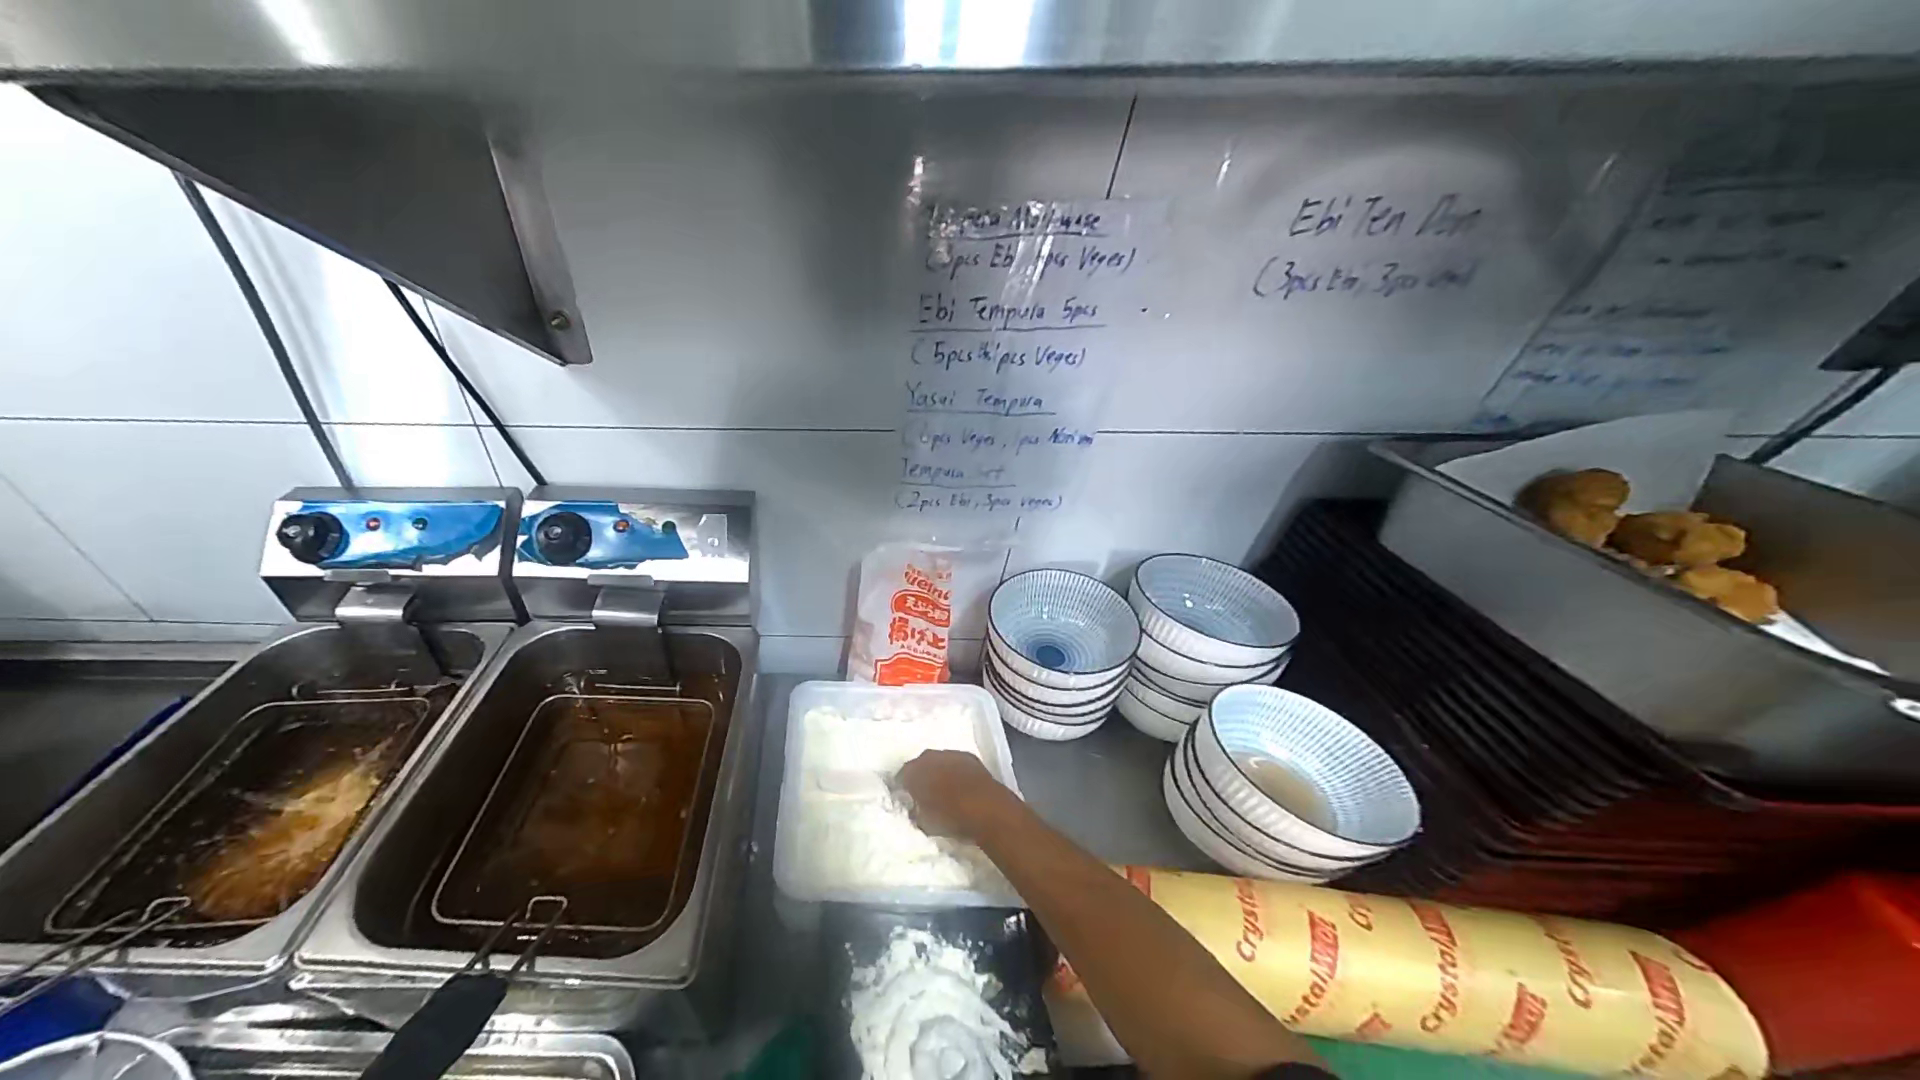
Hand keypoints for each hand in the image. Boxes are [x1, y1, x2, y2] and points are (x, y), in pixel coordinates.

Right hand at [895, 750, 1014, 841]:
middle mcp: (929, 757)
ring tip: (944, 788)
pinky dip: (955, 771)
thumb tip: (915, 808)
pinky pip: (955, 762)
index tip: (906, 797)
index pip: (902, 776)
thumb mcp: (925, 823)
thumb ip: (916, 812)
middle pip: (920, 765)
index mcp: (913, 772)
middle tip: (924, 793)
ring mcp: (950, 754)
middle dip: (921, 776)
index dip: (903, 787)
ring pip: (939, 761)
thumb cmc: (950, 818)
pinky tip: (960, 784)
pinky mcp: (969, 756)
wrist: (985, 808)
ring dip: (939, 771)